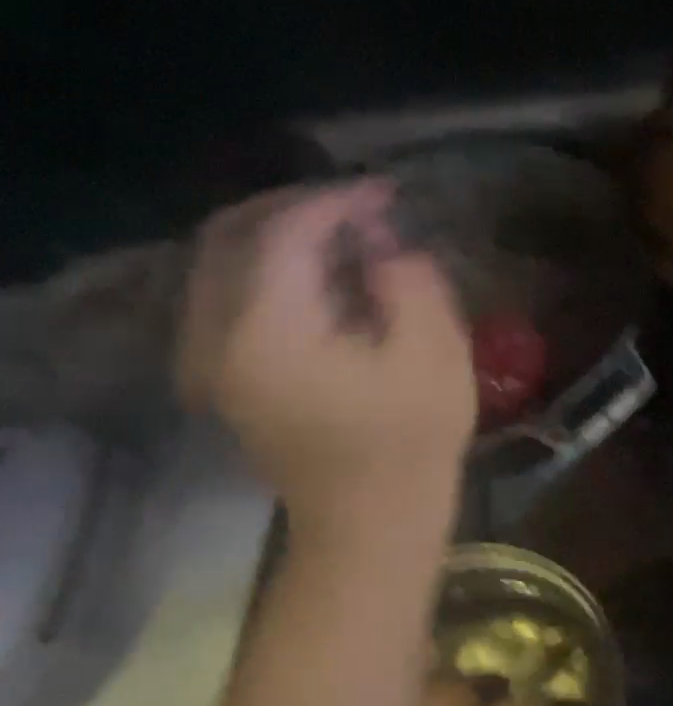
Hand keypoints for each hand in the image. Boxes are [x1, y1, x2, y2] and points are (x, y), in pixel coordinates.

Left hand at [176, 182, 475, 528]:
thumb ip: (408, 280)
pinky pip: (224, 290)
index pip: (283, 235)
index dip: (336, 201)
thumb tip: (384, 242)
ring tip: (347, 227)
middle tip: (362, 201)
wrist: (369, 514)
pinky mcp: (217, 371)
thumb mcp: (434, 350)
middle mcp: (214, 338)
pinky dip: (268, 263)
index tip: (390, 191)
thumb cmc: (412, 435)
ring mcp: (205, 357)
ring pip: (218, 260)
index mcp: (268, 333)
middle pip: (229, 237)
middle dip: (296, 205)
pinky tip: (322, 267)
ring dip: (278, 231)